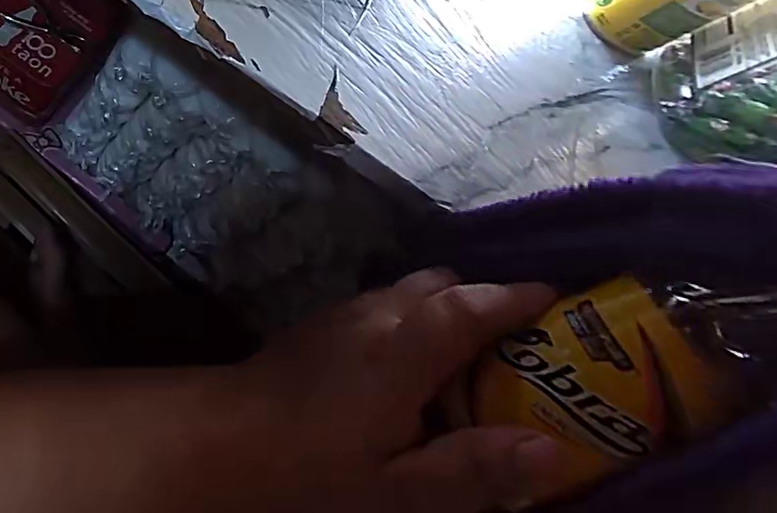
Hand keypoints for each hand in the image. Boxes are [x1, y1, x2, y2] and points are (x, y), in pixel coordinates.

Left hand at [226, 269, 560, 512]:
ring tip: (470, 362)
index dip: (511, 295)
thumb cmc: (311, 472)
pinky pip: (383, 305)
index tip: (553, 294)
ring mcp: (343, 314)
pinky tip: (412, 369)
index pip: (466, 305)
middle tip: (520, 346)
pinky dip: (413, 319)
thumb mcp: (399, 496)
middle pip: (437, 285)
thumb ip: (473, 471)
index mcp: (399, 350)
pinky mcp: (323, 324)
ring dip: (444, 309)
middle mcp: (373, 316)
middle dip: (482, 300)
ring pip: (407, 292)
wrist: (223, 437)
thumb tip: (548, 448)